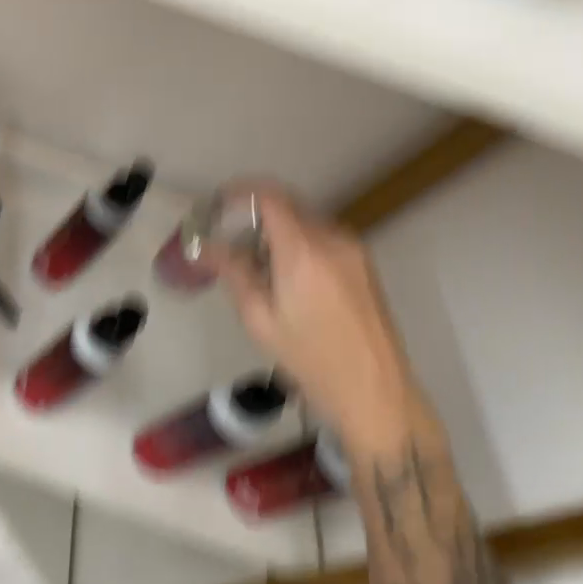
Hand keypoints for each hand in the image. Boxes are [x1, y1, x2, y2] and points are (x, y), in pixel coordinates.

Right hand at [206, 182, 432, 458]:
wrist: (374, 390)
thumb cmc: (309, 357)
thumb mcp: (258, 318)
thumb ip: (234, 273)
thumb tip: (208, 247)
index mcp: (303, 251)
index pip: (270, 198)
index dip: (240, 193)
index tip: (217, 205)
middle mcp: (333, 241)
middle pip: (288, 208)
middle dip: (255, 218)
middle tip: (229, 243)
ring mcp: (354, 252)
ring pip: (306, 224)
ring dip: (277, 233)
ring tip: (256, 267)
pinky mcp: (364, 266)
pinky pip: (323, 240)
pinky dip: (298, 246)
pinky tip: (286, 279)